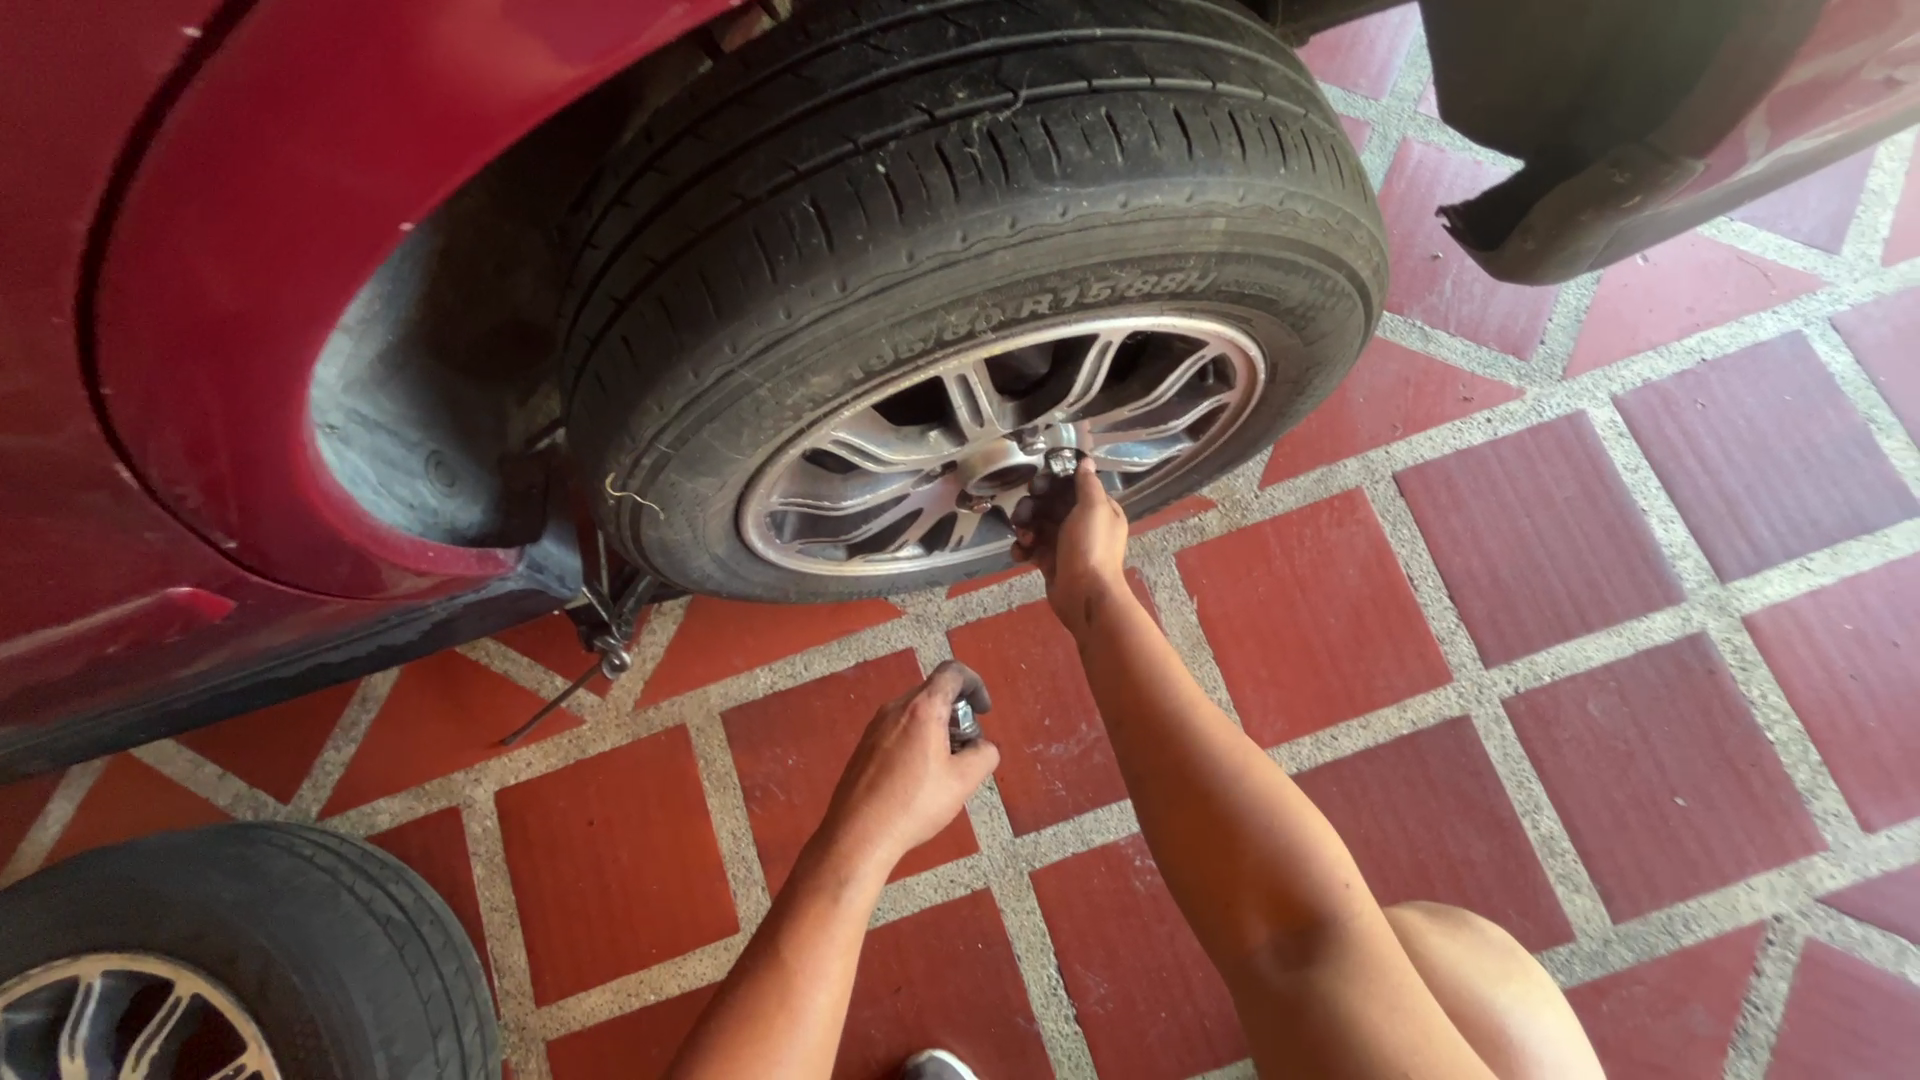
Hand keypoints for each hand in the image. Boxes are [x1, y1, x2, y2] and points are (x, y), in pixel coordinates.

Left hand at [818, 661, 999, 869]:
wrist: (858, 834)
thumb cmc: (914, 803)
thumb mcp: (963, 781)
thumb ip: (984, 755)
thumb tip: (982, 747)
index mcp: (922, 709)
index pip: (953, 672)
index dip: (976, 684)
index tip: (983, 712)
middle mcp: (895, 708)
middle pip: (934, 692)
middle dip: (958, 714)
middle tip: (966, 749)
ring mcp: (875, 726)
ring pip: (916, 712)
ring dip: (938, 728)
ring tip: (944, 768)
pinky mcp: (864, 746)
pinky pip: (899, 729)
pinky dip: (918, 739)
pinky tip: (918, 778)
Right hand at [1013, 458, 1128, 635]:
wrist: (1084, 595)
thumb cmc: (1091, 547)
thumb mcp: (1093, 508)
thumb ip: (1087, 483)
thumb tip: (1086, 460)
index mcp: (1098, 509)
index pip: (1071, 487)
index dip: (1052, 483)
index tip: (1036, 486)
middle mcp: (1082, 524)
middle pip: (1050, 505)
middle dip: (1033, 507)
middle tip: (1023, 514)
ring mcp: (1065, 544)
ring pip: (1038, 525)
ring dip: (1025, 528)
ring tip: (1025, 538)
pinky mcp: (1050, 561)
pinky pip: (1032, 548)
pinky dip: (1023, 548)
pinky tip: (1021, 553)